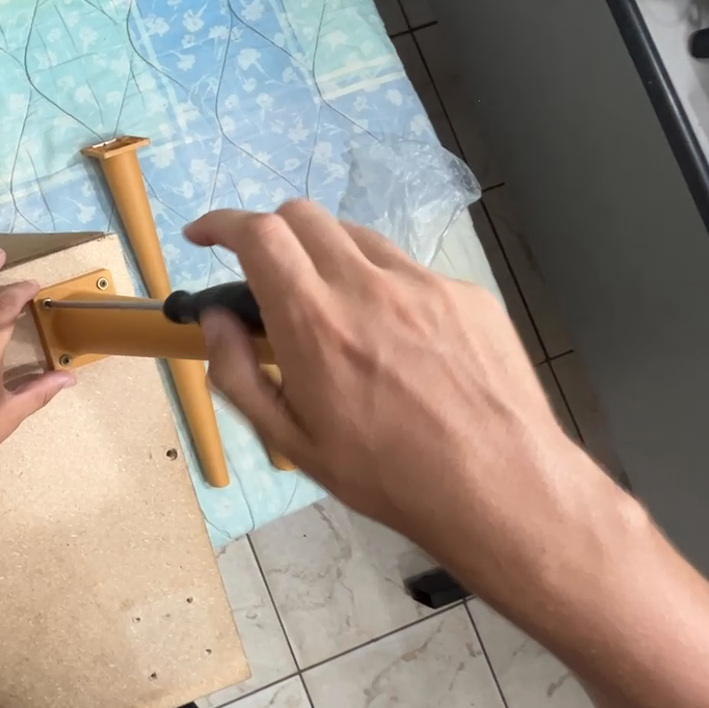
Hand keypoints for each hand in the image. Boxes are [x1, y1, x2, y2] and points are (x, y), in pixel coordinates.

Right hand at [185, 201, 614, 589]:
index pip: (258, 234)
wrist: (507, 493)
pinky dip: (375, 280)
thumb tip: (216, 317)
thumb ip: (234, 369)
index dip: (220, 223)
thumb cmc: (382, 472)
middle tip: (261, 271)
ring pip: (353, 234)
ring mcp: (424, 284)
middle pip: (301, 214)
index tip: (202, 235)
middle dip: (266, 230)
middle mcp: (367, 287)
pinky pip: (404, 266)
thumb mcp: (285, 436)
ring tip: (326, 302)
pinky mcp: (467, 294)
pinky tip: (388, 332)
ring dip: (320, 252)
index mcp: (314, 322)